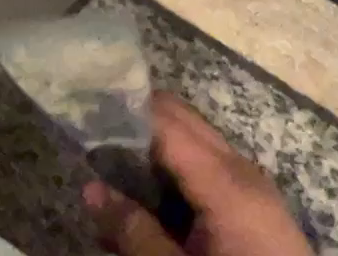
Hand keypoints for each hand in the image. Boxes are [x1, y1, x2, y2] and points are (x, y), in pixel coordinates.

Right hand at [86, 93, 312, 255]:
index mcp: (228, 183)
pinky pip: (207, 168)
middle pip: (179, 119)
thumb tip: (90, 190)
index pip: (162, 119)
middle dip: (132, 119)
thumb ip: (134, 233)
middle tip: (88, 130)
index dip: (119, 107)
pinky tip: (146, 196)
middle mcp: (244, 173)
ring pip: (192, 142)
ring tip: (109, 165)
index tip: (79, 103)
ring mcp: (256, 191)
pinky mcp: (258, 212)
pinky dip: (172, 169)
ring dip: (150, 146)